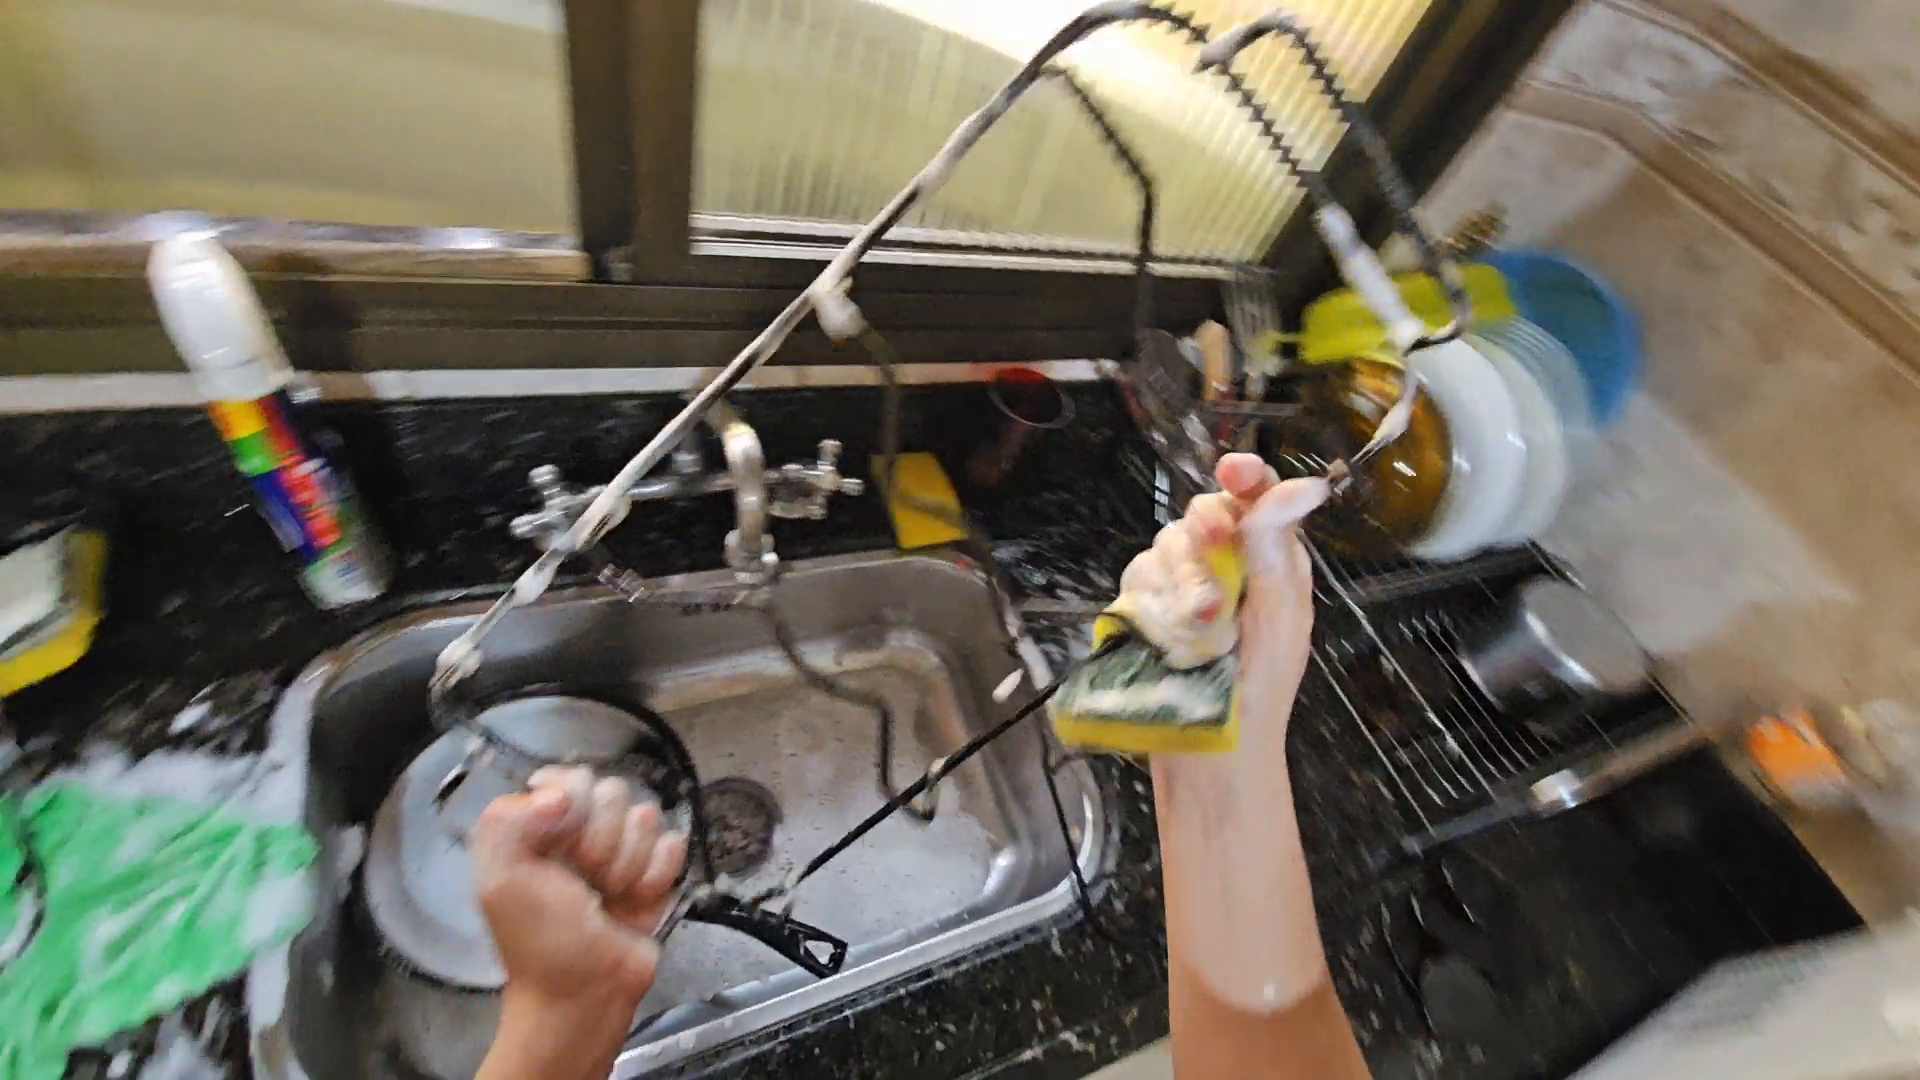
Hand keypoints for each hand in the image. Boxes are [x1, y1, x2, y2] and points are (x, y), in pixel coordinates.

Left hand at [470, 765, 687, 1075]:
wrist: (587, 992)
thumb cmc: (540, 940)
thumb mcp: (501, 883)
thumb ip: (509, 825)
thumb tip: (559, 792)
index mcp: (544, 823)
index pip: (573, 775)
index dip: (573, 802)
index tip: (558, 839)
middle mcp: (586, 827)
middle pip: (615, 792)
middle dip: (602, 840)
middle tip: (585, 877)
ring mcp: (626, 846)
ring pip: (648, 817)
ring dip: (628, 864)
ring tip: (610, 896)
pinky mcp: (659, 866)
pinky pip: (674, 844)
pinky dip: (656, 875)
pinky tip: (637, 900)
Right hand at [1124, 452, 1327, 733]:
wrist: (1210, 751)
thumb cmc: (1260, 687)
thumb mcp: (1280, 616)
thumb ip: (1277, 548)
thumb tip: (1301, 485)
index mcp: (1270, 559)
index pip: (1255, 498)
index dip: (1245, 475)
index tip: (1234, 469)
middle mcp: (1225, 562)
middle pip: (1202, 515)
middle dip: (1204, 542)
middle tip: (1215, 571)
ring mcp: (1181, 583)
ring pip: (1164, 546)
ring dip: (1181, 586)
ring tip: (1200, 631)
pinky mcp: (1146, 604)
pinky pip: (1138, 579)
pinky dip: (1154, 607)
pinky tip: (1168, 636)